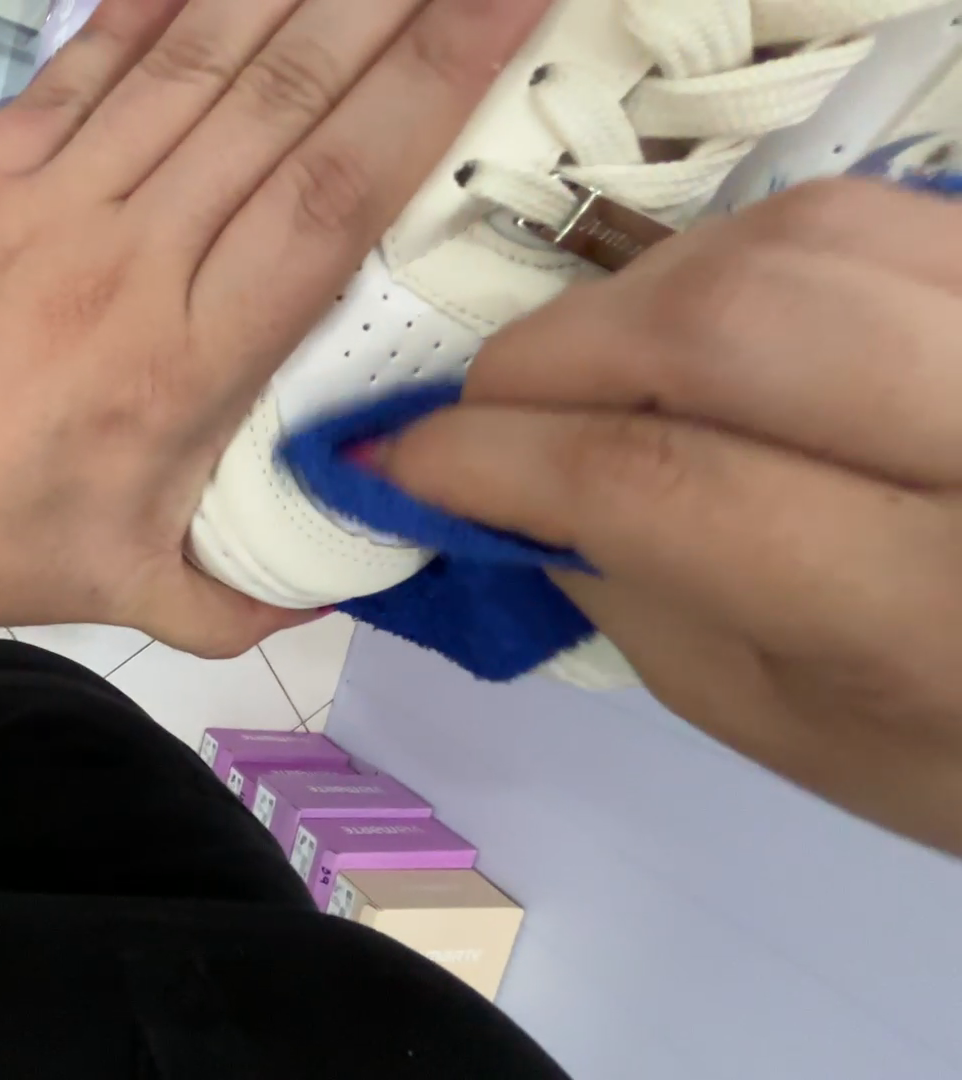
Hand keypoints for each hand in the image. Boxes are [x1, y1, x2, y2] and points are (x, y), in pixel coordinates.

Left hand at [0, 0, 551, 657]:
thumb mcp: (141, 598)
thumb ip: (250, 597)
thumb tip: (335, 584)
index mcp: (182, 366)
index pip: (332, 196)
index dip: (429, 83)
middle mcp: (123, 269)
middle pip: (276, 101)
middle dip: (383, 1)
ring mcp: (37, 218)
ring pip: (184, 66)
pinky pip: (73, 75)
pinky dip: (143, 8)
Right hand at [384, 179, 961, 855]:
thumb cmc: (939, 735)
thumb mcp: (744, 699)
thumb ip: (602, 574)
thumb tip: (476, 483)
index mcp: (925, 611)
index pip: (643, 483)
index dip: (477, 458)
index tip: (388, 462)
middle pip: (711, 326)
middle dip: (537, 362)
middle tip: (483, 415)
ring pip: (785, 238)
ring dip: (624, 301)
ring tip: (591, 375)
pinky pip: (853, 214)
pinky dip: (719, 264)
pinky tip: (698, 335)